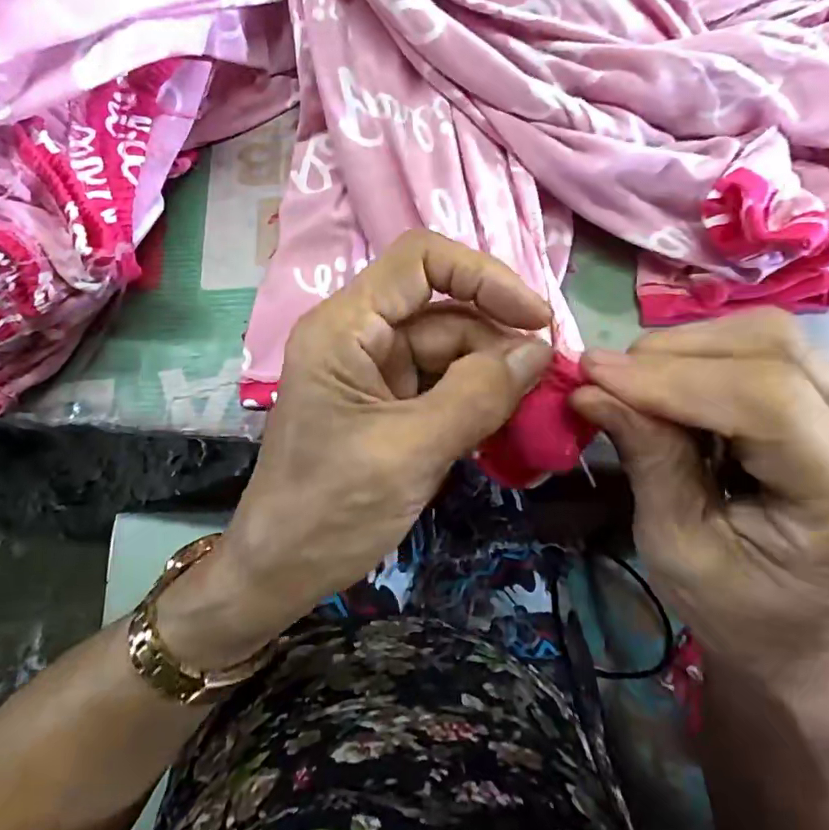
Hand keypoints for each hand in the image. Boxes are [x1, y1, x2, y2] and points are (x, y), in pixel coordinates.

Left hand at [158, 231, 553, 668]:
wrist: (280, 569)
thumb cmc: (332, 509)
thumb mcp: (412, 450)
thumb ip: (478, 394)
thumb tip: (537, 350)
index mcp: (343, 327)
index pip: (419, 260)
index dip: (482, 276)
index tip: (534, 319)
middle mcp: (354, 336)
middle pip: (440, 310)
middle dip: (494, 341)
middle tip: (548, 384)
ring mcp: (367, 372)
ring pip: (444, 349)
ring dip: (490, 375)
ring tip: (532, 412)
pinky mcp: (381, 405)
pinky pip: (436, 384)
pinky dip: (472, 399)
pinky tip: (506, 423)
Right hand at [568, 310, 828, 683]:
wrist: (789, 636)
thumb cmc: (730, 610)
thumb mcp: (675, 546)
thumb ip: (648, 459)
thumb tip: (591, 389)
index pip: (772, 405)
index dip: (674, 380)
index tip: (594, 376)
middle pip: (780, 355)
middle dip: (675, 355)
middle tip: (607, 378)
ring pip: (778, 341)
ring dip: (689, 350)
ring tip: (637, 383)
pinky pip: (777, 355)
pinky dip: (708, 358)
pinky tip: (675, 387)